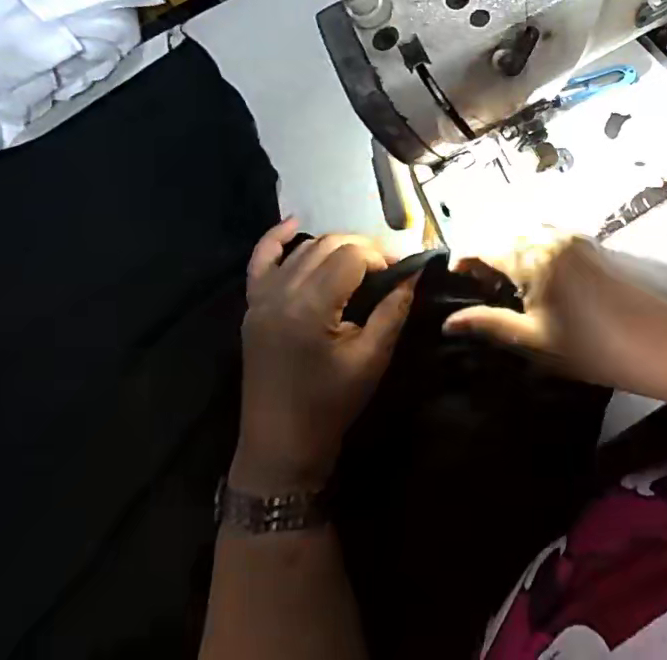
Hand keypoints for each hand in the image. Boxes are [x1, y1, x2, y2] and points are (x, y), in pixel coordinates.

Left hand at [232, 218, 413, 491]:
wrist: (281, 442)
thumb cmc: (332, 402)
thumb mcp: (374, 355)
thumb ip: (394, 308)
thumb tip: (415, 272)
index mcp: (309, 308)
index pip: (352, 255)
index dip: (382, 258)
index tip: (401, 277)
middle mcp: (280, 294)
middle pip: (329, 244)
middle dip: (364, 248)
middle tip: (388, 270)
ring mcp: (261, 299)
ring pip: (304, 249)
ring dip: (336, 247)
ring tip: (363, 264)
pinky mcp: (252, 307)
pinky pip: (260, 261)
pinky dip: (276, 239)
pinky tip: (295, 224)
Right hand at [442, 230, 666, 388]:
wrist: (652, 341)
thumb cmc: (587, 345)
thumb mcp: (532, 338)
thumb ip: (489, 323)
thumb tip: (450, 322)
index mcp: (533, 255)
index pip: (485, 243)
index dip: (464, 258)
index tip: (455, 282)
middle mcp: (552, 237)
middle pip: (506, 234)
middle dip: (487, 254)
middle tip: (481, 289)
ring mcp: (575, 239)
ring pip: (529, 235)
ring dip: (511, 252)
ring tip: (508, 290)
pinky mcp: (590, 248)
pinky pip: (550, 240)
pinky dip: (534, 253)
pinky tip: (537, 285)